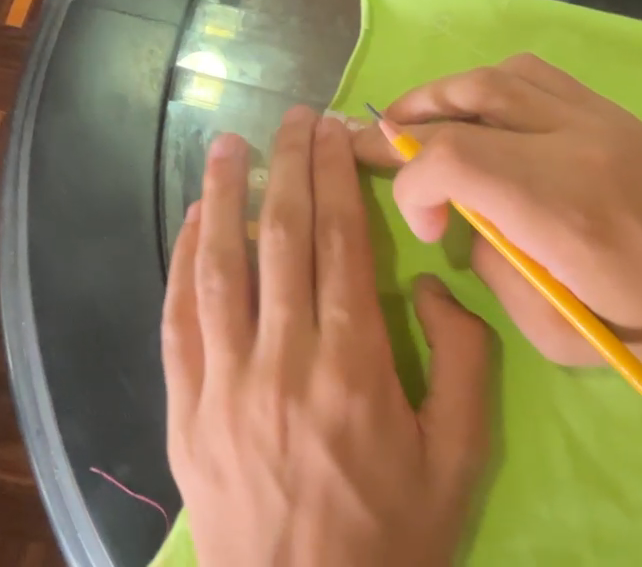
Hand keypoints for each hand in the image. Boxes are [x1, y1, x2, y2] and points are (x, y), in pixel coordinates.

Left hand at [164, 108, 493, 566]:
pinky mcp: (185, 413)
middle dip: (289, 166)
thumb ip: (463, 360)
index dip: (338, 177)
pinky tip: (192, 226)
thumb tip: (428, 289)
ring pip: (219, 268)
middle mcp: (282, 361)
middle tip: (293, 115)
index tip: (336, 129)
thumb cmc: (393, 533)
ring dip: (222, 197)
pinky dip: (182, 265)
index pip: (342, 243)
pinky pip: (178, 322)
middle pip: (283, 239)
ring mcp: (224, 386)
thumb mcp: (462, 454)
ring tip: (227, 144)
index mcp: (354, 366)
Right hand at [355, 55, 641, 406]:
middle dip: (408, 123)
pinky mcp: (613, 112)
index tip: (426, 225)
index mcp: (559, 206)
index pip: (451, 158)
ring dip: (445, 93)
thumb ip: (500, 275)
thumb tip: (471, 230)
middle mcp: (571, 144)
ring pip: (498, 76)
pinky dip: (493, 85)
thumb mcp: (565, 334)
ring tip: (417, 121)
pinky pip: (537, 75)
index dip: (412, 184)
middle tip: (378, 149)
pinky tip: (484, 111)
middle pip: (465, 102)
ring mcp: (595, 118)